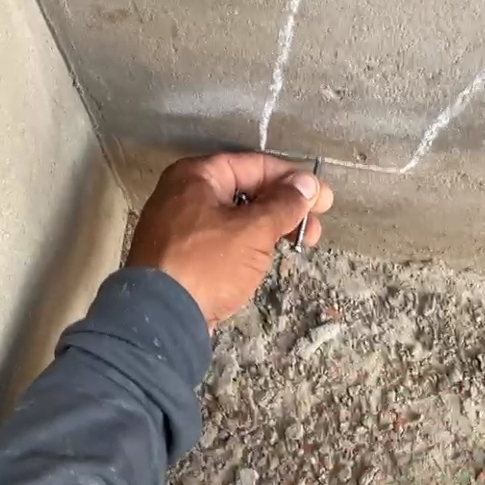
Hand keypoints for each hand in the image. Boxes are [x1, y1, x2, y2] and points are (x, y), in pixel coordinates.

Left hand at [126, 153, 334, 329]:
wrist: (160, 319)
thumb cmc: (206, 265)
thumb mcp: (252, 231)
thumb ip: (283, 205)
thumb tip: (307, 184)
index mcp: (196, 176)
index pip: (254, 165)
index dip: (293, 180)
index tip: (323, 198)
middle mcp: (183, 195)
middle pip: (245, 191)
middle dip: (285, 208)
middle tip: (316, 227)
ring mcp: (178, 228)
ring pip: (234, 219)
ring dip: (269, 228)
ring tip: (300, 244)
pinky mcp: (180, 258)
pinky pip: (221, 242)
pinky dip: (246, 245)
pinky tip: (266, 257)